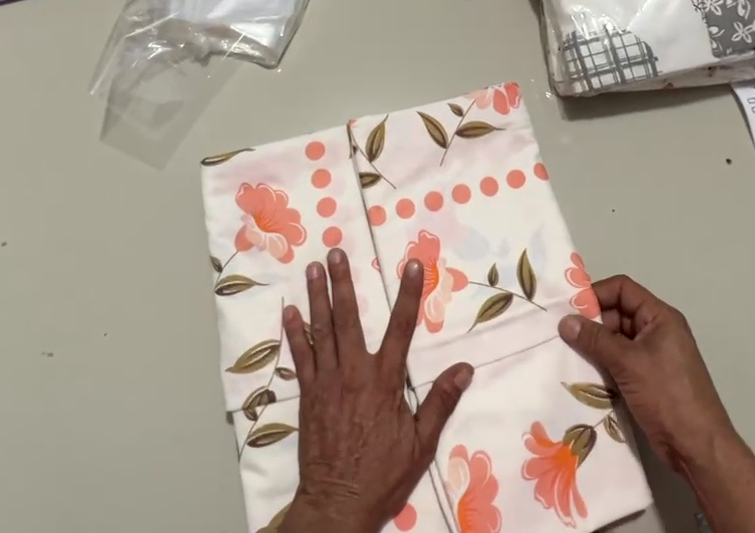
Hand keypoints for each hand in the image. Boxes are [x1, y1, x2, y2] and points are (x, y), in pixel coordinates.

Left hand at [279, 248, 473, 532]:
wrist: (339, 502)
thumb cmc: (383, 474)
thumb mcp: (421, 443)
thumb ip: (440, 401)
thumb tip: (464, 368)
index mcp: (384, 380)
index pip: (401, 328)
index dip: (409, 294)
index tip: (412, 265)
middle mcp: (354, 372)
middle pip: (348, 318)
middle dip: (343, 282)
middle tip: (336, 252)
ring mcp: (327, 381)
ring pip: (321, 330)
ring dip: (316, 297)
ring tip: (312, 268)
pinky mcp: (308, 394)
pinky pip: (300, 357)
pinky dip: (294, 333)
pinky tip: (289, 312)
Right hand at [556, 275, 736, 472]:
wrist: (697, 448)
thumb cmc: (667, 396)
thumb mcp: (628, 363)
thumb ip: (595, 339)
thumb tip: (564, 321)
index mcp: (660, 317)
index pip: (623, 289)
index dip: (596, 293)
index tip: (569, 308)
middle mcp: (657, 331)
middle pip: (618, 313)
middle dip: (591, 322)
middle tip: (563, 334)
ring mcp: (653, 357)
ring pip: (616, 339)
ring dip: (594, 346)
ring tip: (566, 353)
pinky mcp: (647, 379)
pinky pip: (619, 361)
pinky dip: (602, 364)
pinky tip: (581, 373)